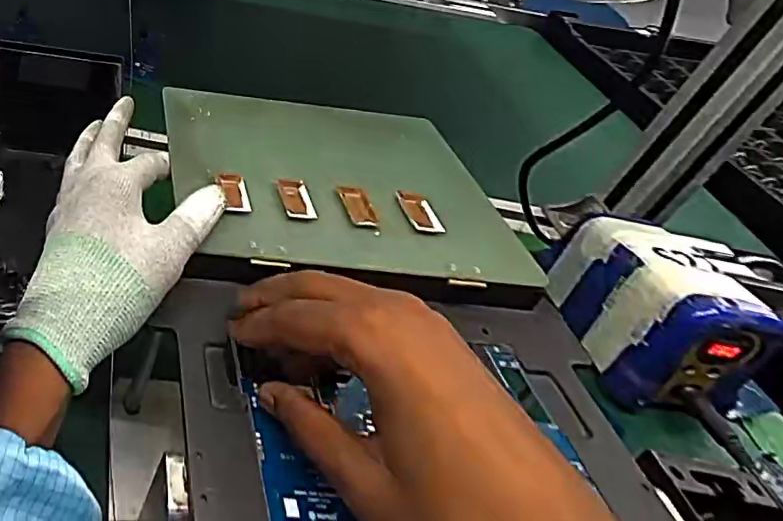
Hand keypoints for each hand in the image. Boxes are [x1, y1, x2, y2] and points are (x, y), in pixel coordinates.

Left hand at [2, 98, 225, 393]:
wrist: (62, 324)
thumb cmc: (116, 284)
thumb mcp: (168, 252)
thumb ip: (193, 219)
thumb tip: (215, 194)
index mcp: (117, 184)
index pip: (148, 162)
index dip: (167, 163)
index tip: (179, 168)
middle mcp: (88, 185)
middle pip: (102, 141)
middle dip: (115, 121)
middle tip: (123, 104)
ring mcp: (67, 205)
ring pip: (78, 158)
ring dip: (89, 140)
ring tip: (93, 129)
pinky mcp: (55, 227)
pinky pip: (67, 183)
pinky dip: (77, 171)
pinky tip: (80, 184)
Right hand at [230, 272, 613, 520]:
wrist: (546, 520)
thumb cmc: (463, 505)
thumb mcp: (369, 480)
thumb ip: (312, 429)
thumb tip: (277, 398)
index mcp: (376, 337)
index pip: (297, 315)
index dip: (259, 322)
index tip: (236, 331)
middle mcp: (401, 313)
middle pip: (320, 285)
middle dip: (278, 295)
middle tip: (246, 312)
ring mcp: (426, 319)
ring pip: (349, 290)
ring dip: (311, 304)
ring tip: (283, 335)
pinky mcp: (443, 335)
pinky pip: (378, 305)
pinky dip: (344, 315)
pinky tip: (335, 346)